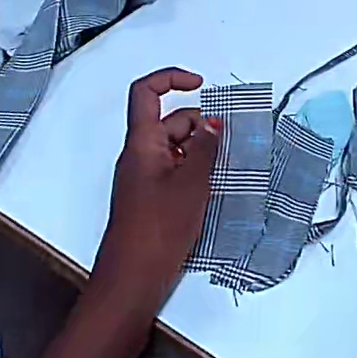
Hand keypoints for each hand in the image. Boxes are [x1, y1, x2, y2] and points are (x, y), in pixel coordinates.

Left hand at [89, 68, 222, 313]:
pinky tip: (210, 187)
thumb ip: (204, 148)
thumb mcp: (191, 183)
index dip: (171, 78)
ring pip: (173, 146)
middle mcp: (138, 154)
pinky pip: (173, 168)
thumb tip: (212, 122)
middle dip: (198, 124)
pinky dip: (192, 169)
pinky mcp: (149, 197)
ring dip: (198, 149)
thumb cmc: (157, 230)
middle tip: (225, 141)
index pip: (146, 92)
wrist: (131, 279)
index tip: (199, 83)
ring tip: (221, 168)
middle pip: (168, 120)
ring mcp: (142, 176)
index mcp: (141, 142)